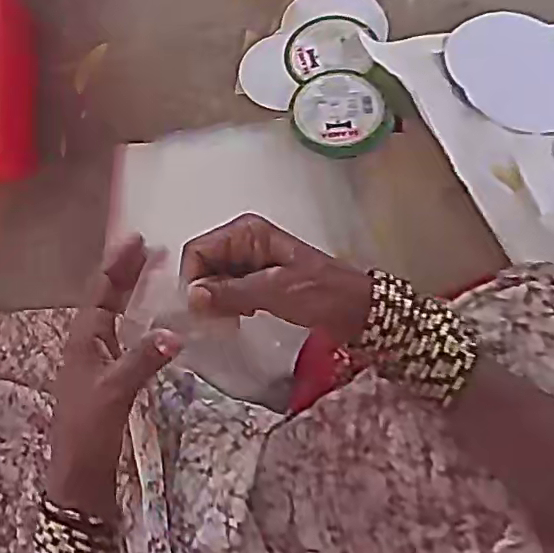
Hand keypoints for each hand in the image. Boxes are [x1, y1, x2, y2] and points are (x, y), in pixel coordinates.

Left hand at [47, 237, 182, 513]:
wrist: (79, 477)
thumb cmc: (89, 430)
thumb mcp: (116, 392)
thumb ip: (143, 360)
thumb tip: (174, 333)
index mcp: (83, 338)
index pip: (101, 291)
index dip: (118, 265)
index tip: (137, 240)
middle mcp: (87, 343)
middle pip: (106, 297)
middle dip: (126, 272)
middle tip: (149, 249)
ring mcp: (96, 359)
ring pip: (114, 314)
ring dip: (130, 292)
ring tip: (151, 273)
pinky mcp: (107, 375)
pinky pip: (122, 333)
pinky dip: (136, 318)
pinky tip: (150, 320)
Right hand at [179, 214, 372, 343]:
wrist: (360, 310)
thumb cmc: (322, 295)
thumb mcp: (276, 291)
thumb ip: (232, 292)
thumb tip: (192, 297)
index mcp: (246, 232)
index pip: (198, 250)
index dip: (193, 279)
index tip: (199, 310)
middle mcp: (242, 240)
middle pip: (202, 264)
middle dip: (203, 292)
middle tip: (216, 320)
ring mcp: (248, 259)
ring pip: (212, 279)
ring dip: (214, 301)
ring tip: (230, 320)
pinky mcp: (255, 279)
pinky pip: (226, 289)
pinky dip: (226, 305)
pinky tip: (240, 318)